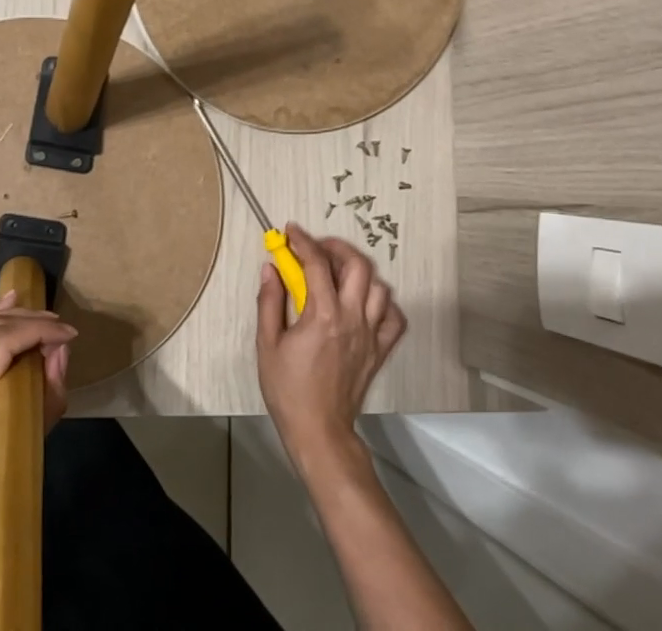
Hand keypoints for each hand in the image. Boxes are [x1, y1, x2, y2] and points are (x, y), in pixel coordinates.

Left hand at [0, 291, 74, 556]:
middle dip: (26, 319)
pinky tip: (8, 314)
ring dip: (8, 317)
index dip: (38, 330)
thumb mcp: (23, 449)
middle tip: (60, 324)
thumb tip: (60, 352)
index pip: (1, 343)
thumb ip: (46, 396)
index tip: (70, 333)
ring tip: (42, 316)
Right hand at [256, 225, 405, 465]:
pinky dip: (382, 302)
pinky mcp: (380, 350)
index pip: (316, 264)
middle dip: (337, 247)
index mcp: (323, 315)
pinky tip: (364, 302)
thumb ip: (270, 301)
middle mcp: (353, 319)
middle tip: (317, 247)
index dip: (303, 241)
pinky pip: (394, 317)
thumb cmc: (287, 388)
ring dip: (359, 272)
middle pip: (358, 266)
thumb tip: (271, 268)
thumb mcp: (267, 343)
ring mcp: (371, 334)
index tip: (290, 233)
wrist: (318, 428)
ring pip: (379, 287)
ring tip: (338, 272)